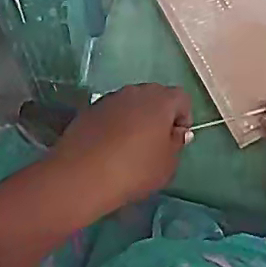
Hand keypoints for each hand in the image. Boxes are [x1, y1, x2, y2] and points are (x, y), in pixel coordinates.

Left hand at [44, 84, 191, 215]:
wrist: (82, 175)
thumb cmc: (134, 170)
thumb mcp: (167, 165)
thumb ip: (176, 144)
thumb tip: (176, 132)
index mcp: (160, 100)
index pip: (181, 98)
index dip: (183, 117)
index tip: (176, 140)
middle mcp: (135, 92)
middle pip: (155, 96)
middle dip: (159, 115)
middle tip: (156, 143)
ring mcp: (109, 99)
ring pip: (131, 103)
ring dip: (135, 118)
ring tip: (130, 147)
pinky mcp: (89, 110)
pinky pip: (111, 113)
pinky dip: (114, 124)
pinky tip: (109, 147)